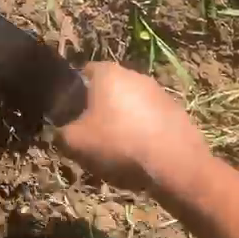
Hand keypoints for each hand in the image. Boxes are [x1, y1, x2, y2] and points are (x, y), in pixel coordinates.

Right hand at [54, 62, 215, 192]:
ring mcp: (159, 92)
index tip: (71, 115)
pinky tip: (141, 155)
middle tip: (92, 135)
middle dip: (100, 108)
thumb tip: (62, 132)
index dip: (73, 92)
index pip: (83, 72)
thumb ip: (61, 132)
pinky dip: (143, 132)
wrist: (176, 165)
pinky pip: (151, 119)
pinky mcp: (178, 112)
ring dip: (123, 121)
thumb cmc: (118, 144)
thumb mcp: (74, 142)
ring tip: (118, 151)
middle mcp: (134, 75)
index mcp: (107, 73)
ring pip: (131, 105)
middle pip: (108, 89)